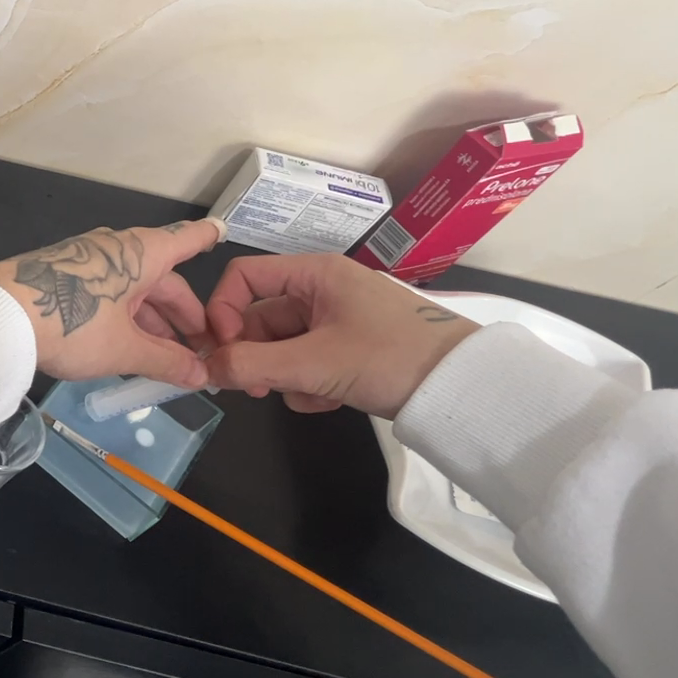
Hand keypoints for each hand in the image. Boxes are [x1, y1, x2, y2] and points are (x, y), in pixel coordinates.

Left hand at [0, 220, 225, 386]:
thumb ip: (165, 362)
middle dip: (181, 315)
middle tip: (198, 352)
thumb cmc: (73, 324)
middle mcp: (116, 248)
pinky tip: (123, 346)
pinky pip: (105, 293)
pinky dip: (122, 317)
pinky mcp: (60, 274)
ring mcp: (86, 259)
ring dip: (151, 322)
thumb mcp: (124, 350)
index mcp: (141, 254)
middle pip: (161, 277)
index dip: (204, 238)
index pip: (184, 240)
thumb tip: (201, 376)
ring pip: (131, 289)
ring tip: (163, 359)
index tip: (220, 231)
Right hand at [202, 253, 477, 417]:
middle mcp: (323, 289)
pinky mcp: (355, 348)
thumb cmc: (391, 358)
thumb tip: (203, 369)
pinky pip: (308, 360)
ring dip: (278, 372)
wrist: (474, 391)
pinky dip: (306, 382)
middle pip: (260, 315)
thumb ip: (251, 365)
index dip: (223, 309)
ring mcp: (340, 319)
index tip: (224, 349)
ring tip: (296, 396)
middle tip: (249, 388)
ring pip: (282, 343)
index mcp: (314, 274)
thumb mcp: (314, 364)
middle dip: (250, 352)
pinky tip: (323, 402)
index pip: (243, 276)